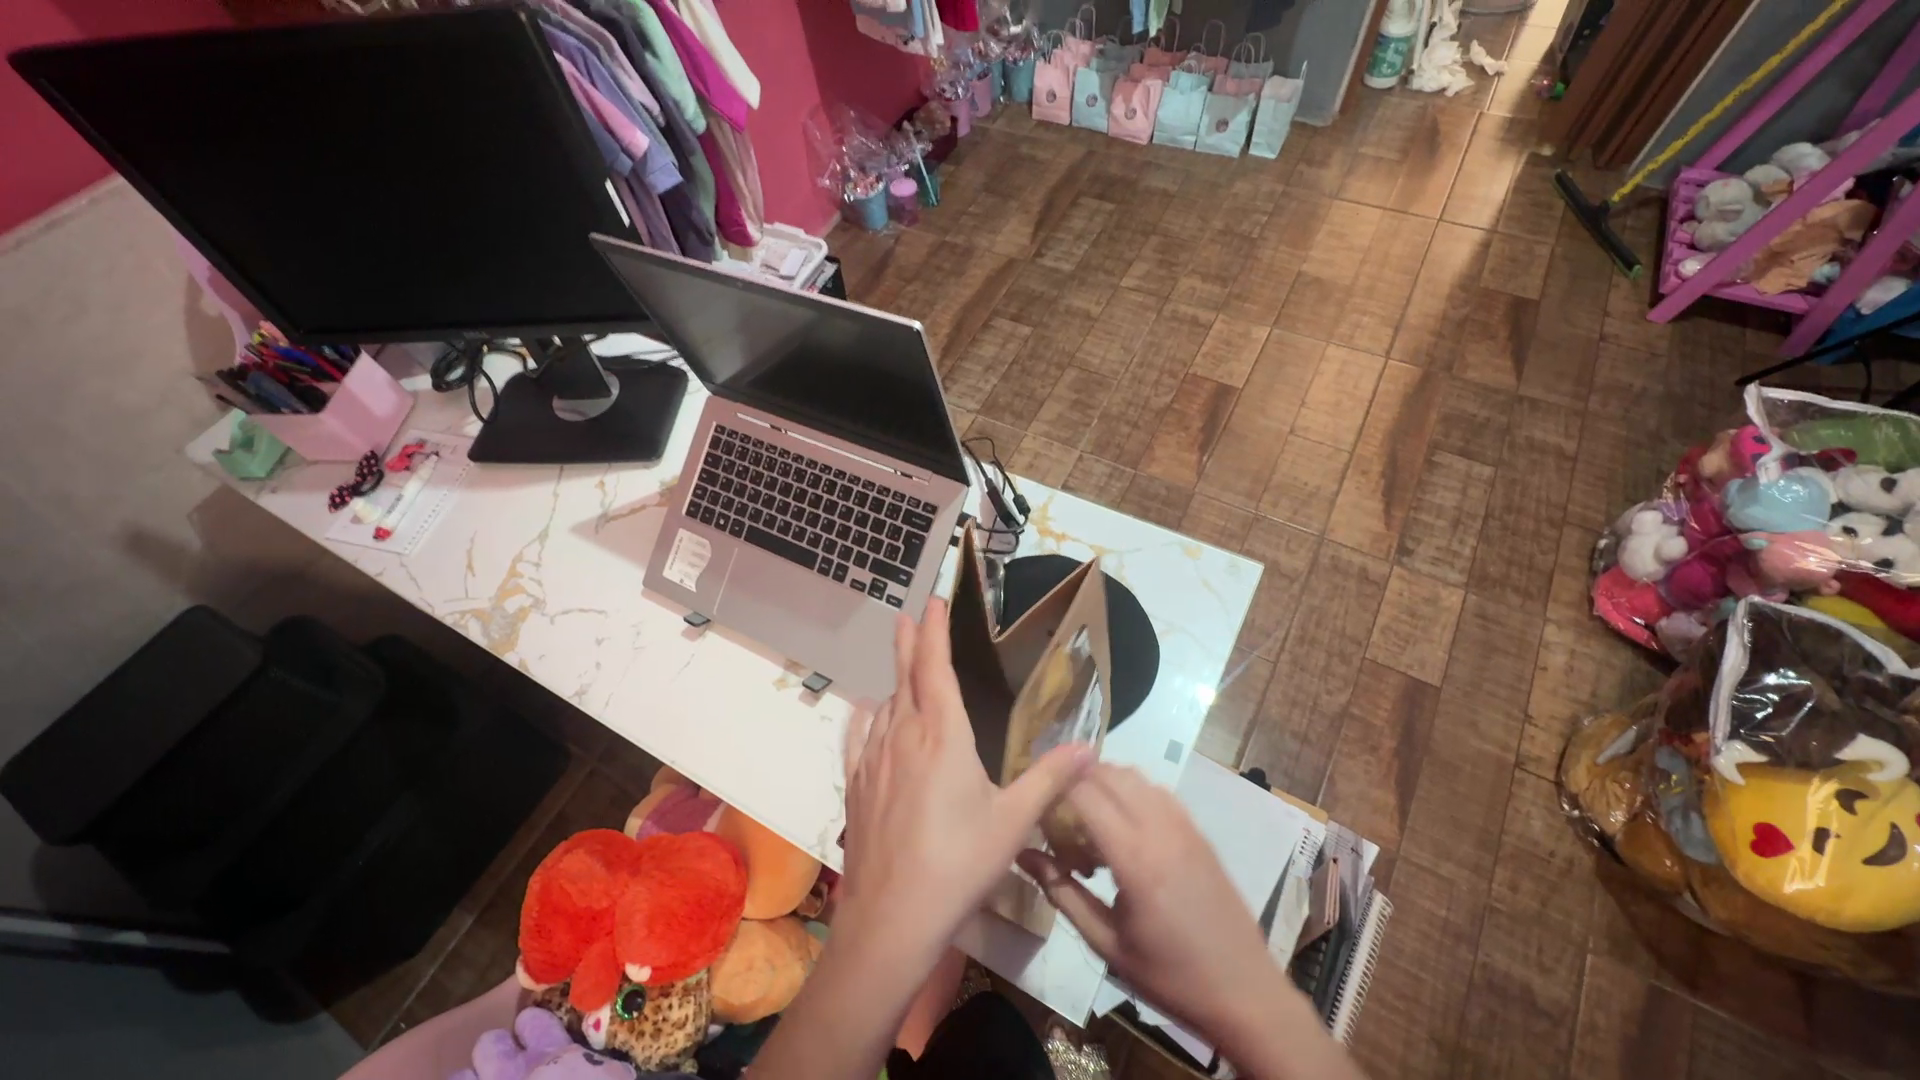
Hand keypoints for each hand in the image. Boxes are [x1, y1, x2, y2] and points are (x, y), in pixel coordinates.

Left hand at [839, 597, 1094, 956]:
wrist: (892, 916)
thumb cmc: (960, 863)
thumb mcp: (1014, 822)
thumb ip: (1049, 779)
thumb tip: (1088, 746)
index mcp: (942, 736)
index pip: (936, 669)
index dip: (935, 632)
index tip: (932, 602)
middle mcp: (903, 737)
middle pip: (905, 679)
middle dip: (908, 644)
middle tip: (907, 616)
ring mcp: (874, 762)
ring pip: (884, 708)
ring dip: (894, 681)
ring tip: (901, 668)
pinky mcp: (858, 787)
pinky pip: (862, 739)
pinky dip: (869, 719)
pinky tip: (867, 717)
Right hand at [1017, 765, 1289, 1040]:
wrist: (1245, 993)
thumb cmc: (1170, 977)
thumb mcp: (1107, 944)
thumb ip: (1063, 893)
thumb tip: (1024, 855)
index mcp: (1134, 859)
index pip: (1085, 794)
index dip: (1054, 789)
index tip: (1035, 804)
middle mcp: (1161, 830)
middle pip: (1110, 774)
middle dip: (1077, 782)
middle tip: (1056, 811)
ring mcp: (1186, 827)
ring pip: (1137, 777)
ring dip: (1106, 784)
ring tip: (1087, 819)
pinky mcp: (1201, 834)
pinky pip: (1160, 793)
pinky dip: (1134, 793)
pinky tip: (1124, 827)